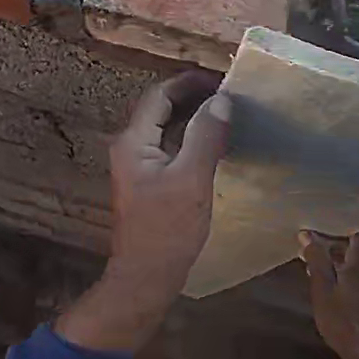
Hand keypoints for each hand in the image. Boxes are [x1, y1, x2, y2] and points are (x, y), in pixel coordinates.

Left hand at [56, 72, 230, 351]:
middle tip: (229, 94)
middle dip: (192, 96)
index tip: (222, 81)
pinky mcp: (149, 181)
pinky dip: (190, 138)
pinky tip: (214, 142)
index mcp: (133, 141)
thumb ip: (205, 136)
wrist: (145, 277)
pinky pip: (169, 147)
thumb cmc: (167, 230)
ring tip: (226, 112)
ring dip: (193, 116)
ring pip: (165, 127)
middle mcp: (130, 147)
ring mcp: (138, 165)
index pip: (159, 95)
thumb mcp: (191, 180)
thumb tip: (222, 100)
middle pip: (160, 108)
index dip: (189, 82)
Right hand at [300, 231, 358, 358]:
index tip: (321, 221)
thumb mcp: (323, 290)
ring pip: (356, 265)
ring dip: (336, 262)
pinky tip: (329, 287)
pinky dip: (344, 276)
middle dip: (332, 245)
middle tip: (308, 246)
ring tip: (312, 266)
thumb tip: (307, 235)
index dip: (342, 224)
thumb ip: (316, 261)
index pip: (358, 233)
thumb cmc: (344, 322)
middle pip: (355, 249)